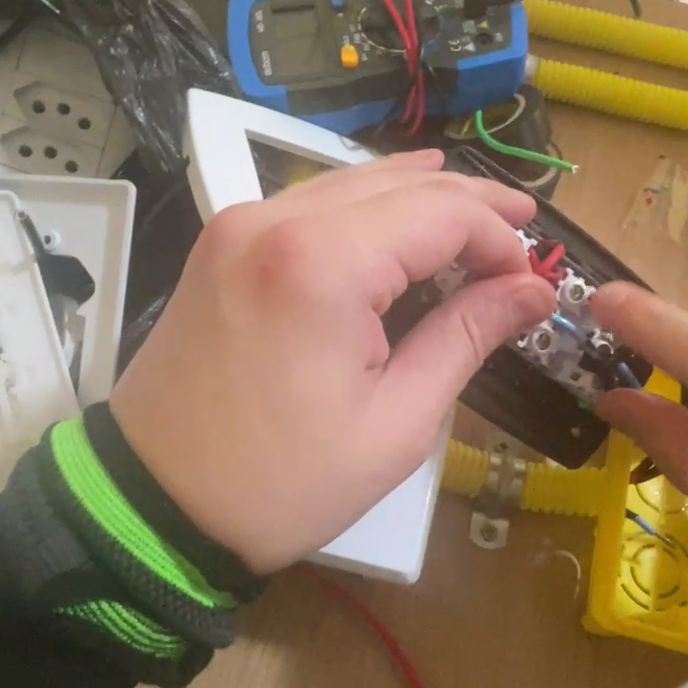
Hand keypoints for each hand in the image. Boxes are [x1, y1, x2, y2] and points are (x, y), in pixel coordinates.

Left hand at [110, 151, 555, 573]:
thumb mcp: (396, 422)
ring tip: (476, 220)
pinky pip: (311, 205)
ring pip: (352, 182)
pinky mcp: (222, 244)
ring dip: (419, 198)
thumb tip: (530, 290)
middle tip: (523, 228)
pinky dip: (365, 209)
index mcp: (322, 262)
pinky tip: (397, 219)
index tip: (531, 280)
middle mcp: (275, 219)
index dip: (497, 239)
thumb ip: (465, 336)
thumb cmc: (282, 481)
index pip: (440, 213)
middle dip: (469, 204)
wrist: (156, 505)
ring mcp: (238, 225)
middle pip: (399, 183)